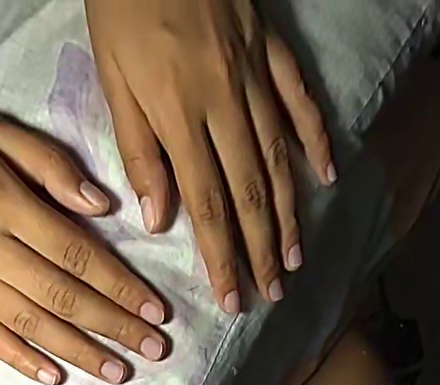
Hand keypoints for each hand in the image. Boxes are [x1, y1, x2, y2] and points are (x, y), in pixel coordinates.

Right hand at [0, 101, 170, 384]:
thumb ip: (49, 166)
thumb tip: (102, 208)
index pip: (76, 254)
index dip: (121, 286)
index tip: (154, 310)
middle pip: (63, 296)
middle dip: (114, 327)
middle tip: (153, 350)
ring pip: (32, 324)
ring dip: (81, 352)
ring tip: (119, 371)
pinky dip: (22, 359)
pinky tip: (55, 376)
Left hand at [85, 0, 334, 311]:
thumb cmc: (121, 5)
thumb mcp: (113, 80)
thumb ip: (139, 152)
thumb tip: (159, 220)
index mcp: (180, 116)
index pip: (208, 206)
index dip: (223, 259)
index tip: (234, 300)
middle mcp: (225, 103)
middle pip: (250, 194)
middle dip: (263, 251)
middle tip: (273, 293)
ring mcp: (253, 76)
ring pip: (278, 158)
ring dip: (290, 214)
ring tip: (297, 258)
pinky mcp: (270, 48)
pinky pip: (300, 99)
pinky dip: (316, 139)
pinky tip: (327, 175)